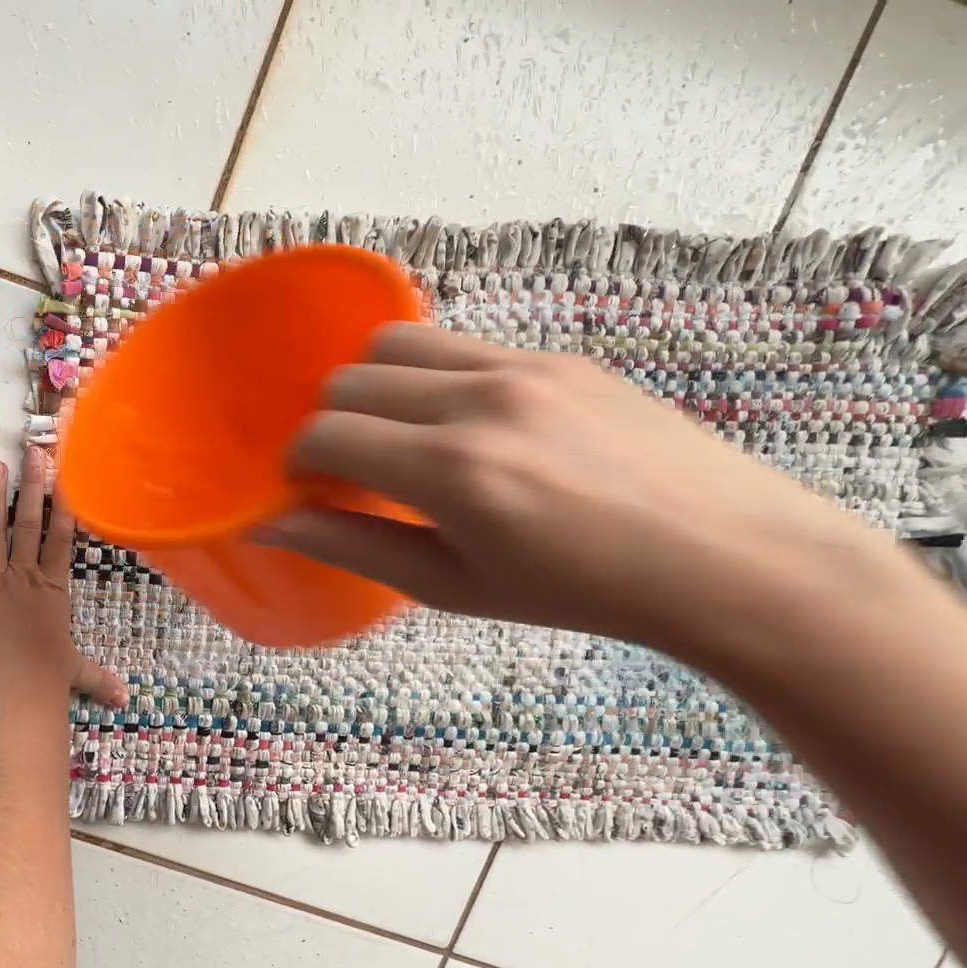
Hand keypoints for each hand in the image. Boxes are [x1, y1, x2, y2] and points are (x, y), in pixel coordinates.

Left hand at [0, 448, 127, 706]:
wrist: (17, 680)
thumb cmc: (48, 674)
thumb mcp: (77, 672)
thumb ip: (99, 678)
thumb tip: (126, 699)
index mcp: (53, 587)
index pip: (62, 537)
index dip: (65, 505)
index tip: (67, 477)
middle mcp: (25, 574)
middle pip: (29, 522)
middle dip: (33, 486)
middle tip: (33, 453)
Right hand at [255, 322, 914, 655]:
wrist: (732, 559)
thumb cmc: (580, 591)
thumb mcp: (451, 585)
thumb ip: (350, 545)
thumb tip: (269, 526)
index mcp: (450, 469)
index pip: (325, 433)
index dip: (297, 462)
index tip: (307, 489)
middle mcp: (479, 401)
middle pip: (349, 379)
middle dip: (328, 424)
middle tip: (349, 469)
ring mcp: (523, 368)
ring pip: (395, 343)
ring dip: (371, 386)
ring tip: (396, 435)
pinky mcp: (559, 356)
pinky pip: (458, 345)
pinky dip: (427, 377)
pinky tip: (458, 424)